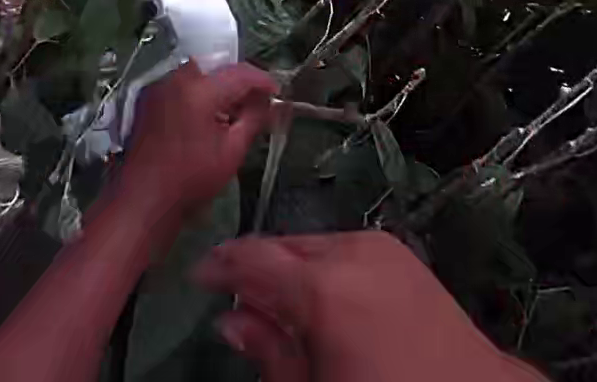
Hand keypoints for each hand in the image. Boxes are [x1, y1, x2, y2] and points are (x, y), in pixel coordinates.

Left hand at [114, 62, 277, 225]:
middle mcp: (177, 79)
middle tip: (257, 101)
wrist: (141, 204)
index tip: (277, 91)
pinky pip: (183, 84)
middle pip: (219, 67)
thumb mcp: (231, 151)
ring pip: (201, 73)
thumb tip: (268, 101)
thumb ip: (254, 118)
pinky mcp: (150, 98)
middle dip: (241, 81)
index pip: (240, 73)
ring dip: (220, 86)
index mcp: (199, 90)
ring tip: (235, 111)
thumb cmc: (190, 181)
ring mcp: (160, 87)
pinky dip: (201, 92)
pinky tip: (210, 116)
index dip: (263, 80)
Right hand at [193, 231, 545, 381]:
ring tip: (279, 305)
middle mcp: (349, 249)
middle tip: (235, 299)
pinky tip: (321, 298)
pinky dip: (323, 265)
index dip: (220, 264)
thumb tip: (231, 318)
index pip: (254, 258)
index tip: (198, 275)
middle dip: (257, 268)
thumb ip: (270, 351)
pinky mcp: (398, 250)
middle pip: (285, 245)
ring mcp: (378, 244)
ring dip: (291, 266)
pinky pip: (344, 248)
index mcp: (323, 286)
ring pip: (314, 244)